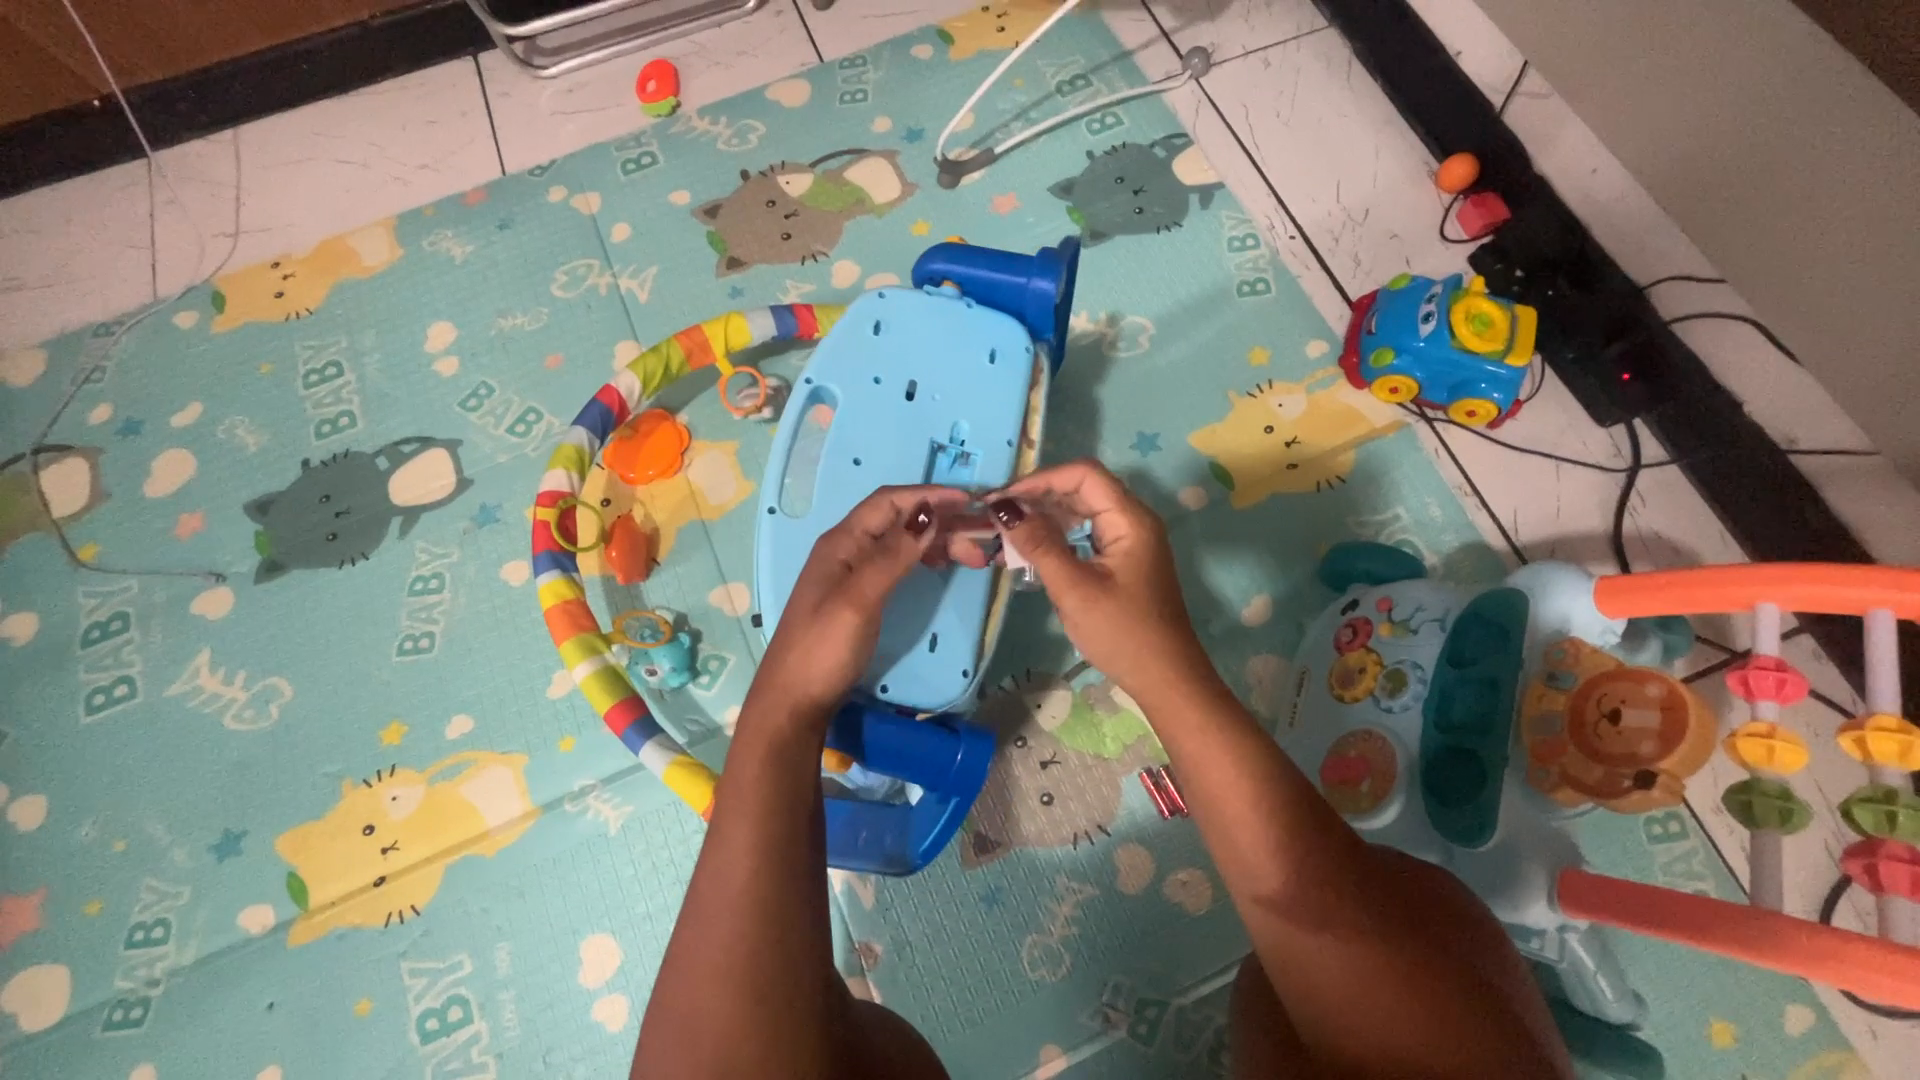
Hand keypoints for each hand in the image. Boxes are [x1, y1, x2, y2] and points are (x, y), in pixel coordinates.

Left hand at [744, 486, 969, 730]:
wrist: (795, 700)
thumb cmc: (824, 648)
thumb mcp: (860, 599)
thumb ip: (894, 555)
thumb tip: (929, 512)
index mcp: (843, 541)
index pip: (890, 501)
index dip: (930, 496)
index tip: (971, 502)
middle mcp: (848, 549)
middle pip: (900, 520)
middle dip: (942, 522)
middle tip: (982, 541)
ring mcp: (853, 573)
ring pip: (902, 542)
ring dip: (937, 542)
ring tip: (974, 556)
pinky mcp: (861, 595)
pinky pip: (898, 563)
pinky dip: (923, 559)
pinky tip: (942, 566)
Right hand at [988, 460, 1209, 704]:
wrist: (1165, 678)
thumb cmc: (1121, 633)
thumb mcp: (1074, 589)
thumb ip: (1039, 545)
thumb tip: (1004, 509)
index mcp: (1130, 519)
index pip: (1083, 475)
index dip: (1040, 479)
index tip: (1003, 499)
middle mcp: (1133, 520)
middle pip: (1083, 488)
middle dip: (1040, 496)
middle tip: (998, 514)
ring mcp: (1130, 541)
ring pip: (1083, 511)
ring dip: (1047, 516)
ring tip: (1009, 531)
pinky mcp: (1124, 560)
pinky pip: (1087, 534)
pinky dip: (1059, 536)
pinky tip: (1033, 551)